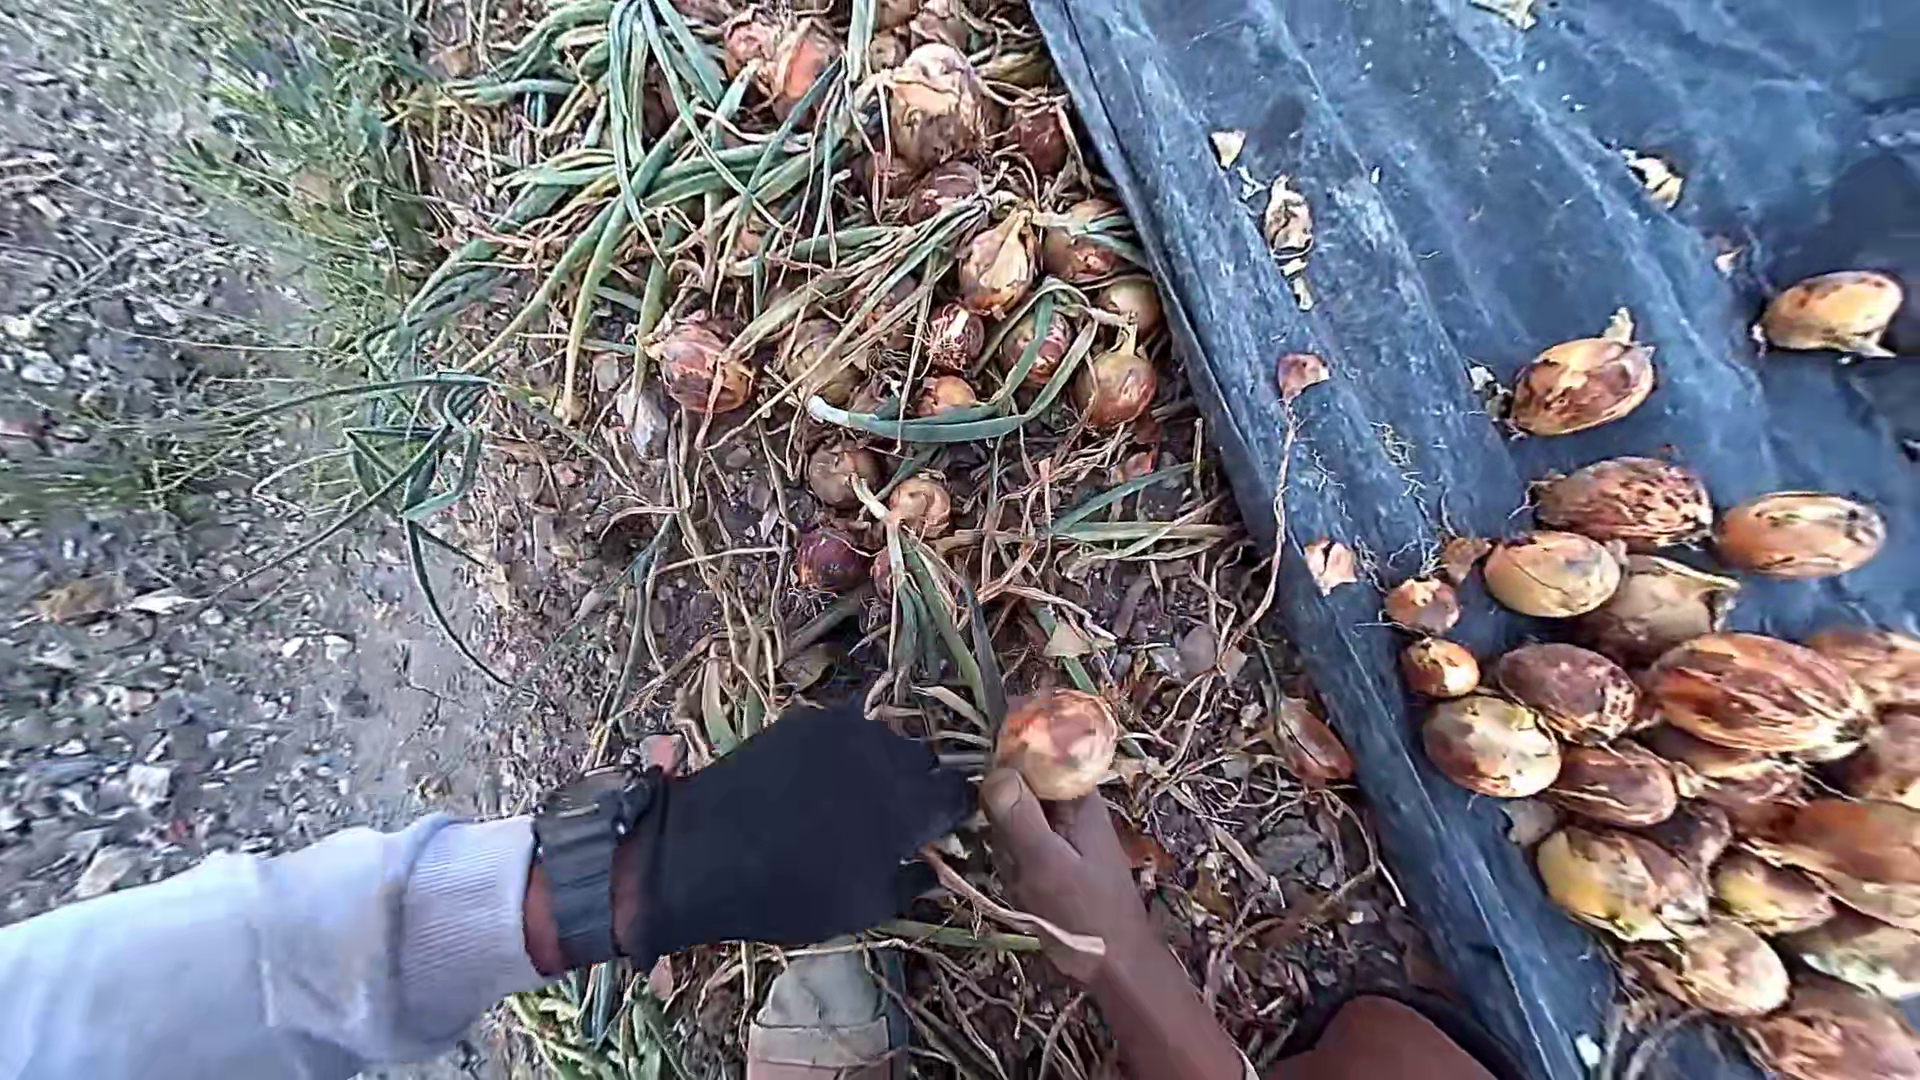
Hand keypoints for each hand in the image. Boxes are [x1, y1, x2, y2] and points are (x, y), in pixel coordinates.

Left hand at [616, 702, 971, 962]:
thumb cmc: (790, 891)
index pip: (960, 791)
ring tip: (852, 788)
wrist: (705, 850)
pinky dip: (847, 745)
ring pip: (889, 738)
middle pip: (927, 760)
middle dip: (921, 782)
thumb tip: (940, 865)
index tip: (942, 821)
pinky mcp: (816, 715)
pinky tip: (820, 769)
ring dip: (884, 760)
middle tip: (893, 810)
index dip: (955, 807)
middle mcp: (891, 754)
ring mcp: (851, 727)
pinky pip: (849, 725)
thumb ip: (914, 881)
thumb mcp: (863, 906)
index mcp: (911, 804)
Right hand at [983, 768, 1247, 1079]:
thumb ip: (1020, 817)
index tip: (985, 763)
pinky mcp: (1051, 843)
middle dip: (1001, 808)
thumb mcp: (1046, 865)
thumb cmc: (1087, 915)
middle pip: (1017, 775)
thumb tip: (995, 770)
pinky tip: (1022, 883)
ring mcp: (1059, 821)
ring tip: (1021, 875)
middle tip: (1011, 851)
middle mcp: (1068, 797)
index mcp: (1076, 791)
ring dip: (1005, 839)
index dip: (1008, 743)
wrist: (1117, 968)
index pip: (1039, 743)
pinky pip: (1016, 834)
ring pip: (1012, 806)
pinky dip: (1011, 855)